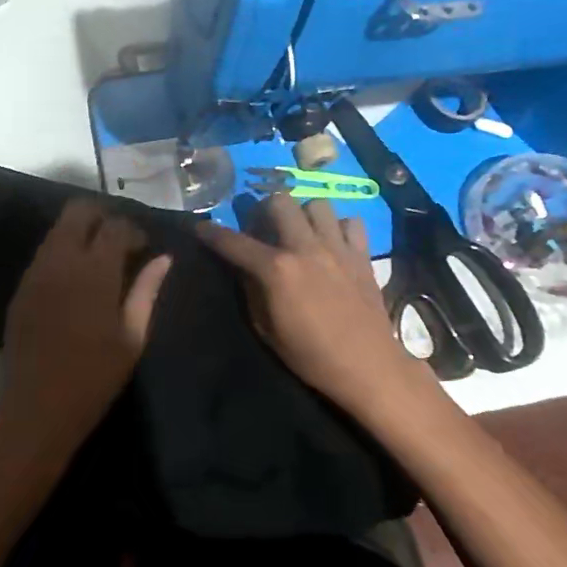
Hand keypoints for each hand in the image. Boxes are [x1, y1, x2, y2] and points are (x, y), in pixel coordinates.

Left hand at [1, 201, 171, 438]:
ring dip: (82, 231)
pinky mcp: (22, 287)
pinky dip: (64, 250)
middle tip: (121, 241)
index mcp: (95, 271)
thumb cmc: (94, 376)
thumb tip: (164, 259)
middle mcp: (62, 260)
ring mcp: (36, 272)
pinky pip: (45, 252)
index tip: (145, 247)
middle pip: (79, 211)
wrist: (36, 407)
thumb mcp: (133, 336)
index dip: (134, 230)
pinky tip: (77, 277)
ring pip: (58, 228)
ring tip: (101, 257)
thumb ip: (147, 291)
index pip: (116, 226)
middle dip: (103, 216)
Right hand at [199, 197, 437, 419]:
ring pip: (317, 204)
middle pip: (280, 201)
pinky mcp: (362, 254)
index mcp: (277, 269)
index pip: (234, 242)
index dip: (211, 233)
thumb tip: (242, 267)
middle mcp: (306, 247)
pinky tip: (333, 245)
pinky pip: (351, 222)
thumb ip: (251, 291)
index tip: (200, 227)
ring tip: (301, 234)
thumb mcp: (266, 330)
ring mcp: (338, 247)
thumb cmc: (310, 356)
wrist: (366, 365)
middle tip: (263, 229)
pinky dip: (339, 228)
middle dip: (265, 210)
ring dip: (304, 215)